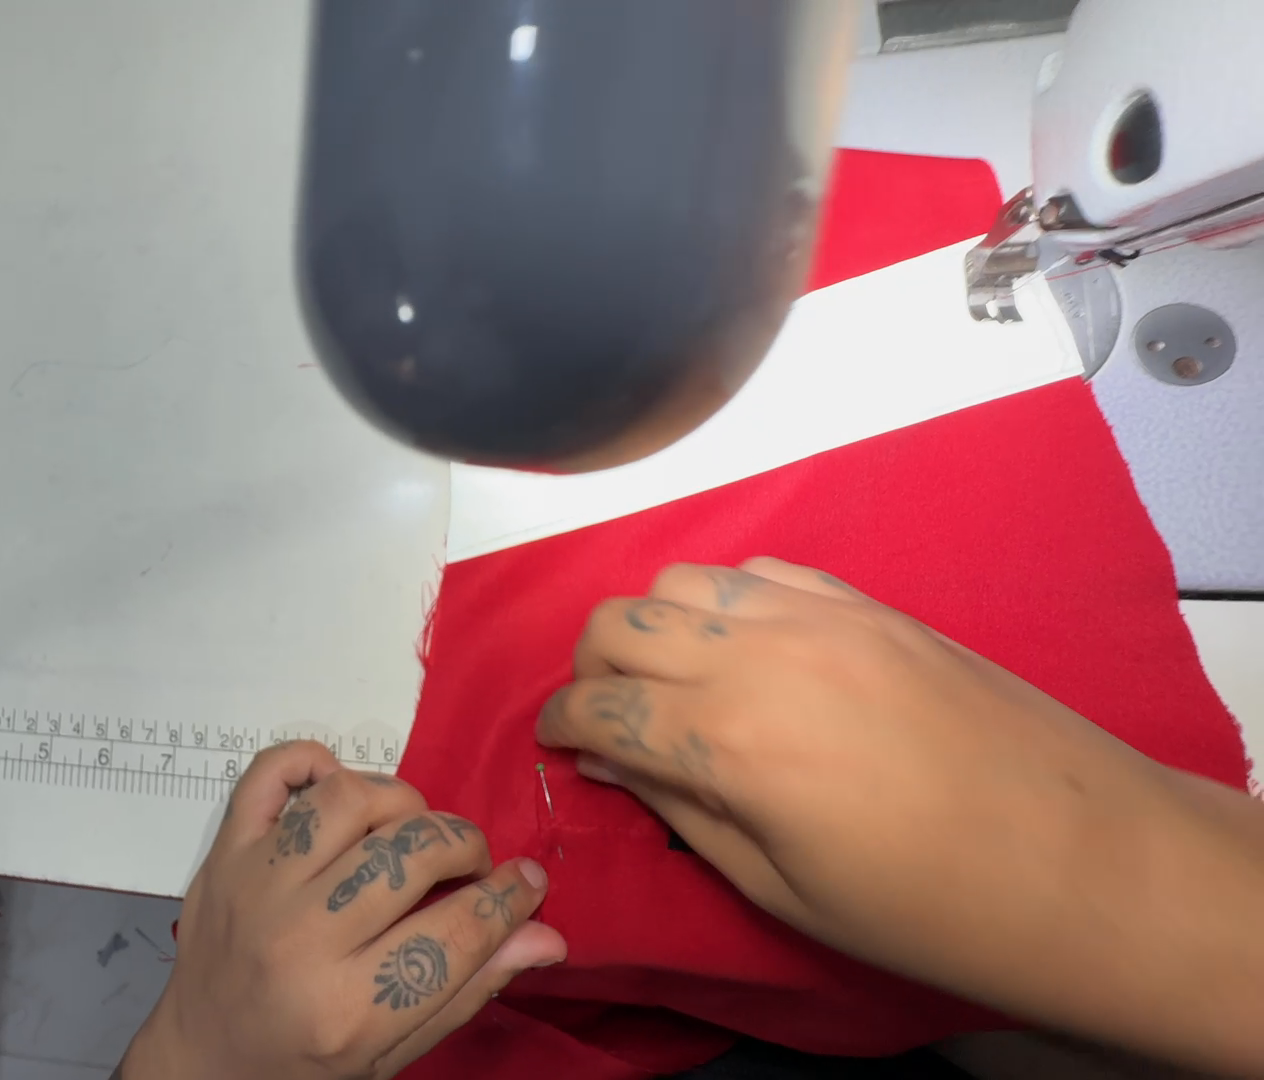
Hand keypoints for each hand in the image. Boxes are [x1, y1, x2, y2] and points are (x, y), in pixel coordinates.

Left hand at [119, 741, 564, 1079]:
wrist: (202, 1059)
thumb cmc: (304, 1061)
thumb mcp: (392, 1051)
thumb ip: (468, 988)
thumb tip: (545, 933)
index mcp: (348, 1010)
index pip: (458, 932)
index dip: (510, 898)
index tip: (527, 879)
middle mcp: (300, 939)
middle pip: (408, 855)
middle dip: (462, 845)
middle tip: (467, 860)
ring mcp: (255, 884)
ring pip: (347, 798)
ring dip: (399, 799)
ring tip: (408, 827)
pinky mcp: (225, 850)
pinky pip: (268, 772)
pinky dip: (308, 758)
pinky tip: (336, 782)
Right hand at [536, 557, 1263, 1074]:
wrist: (1101, 870)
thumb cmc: (927, 909)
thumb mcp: (776, 885)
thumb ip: (672, 805)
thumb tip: (602, 758)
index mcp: (729, 745)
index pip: (597, 709)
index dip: (558, 724)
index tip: (557, 740)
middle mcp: (755, 660)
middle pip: (616, 624)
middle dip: (588, 667)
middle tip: (607, 710)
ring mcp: (812, 618)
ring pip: (673, 581)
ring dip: (648, 626)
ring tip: (669, 672)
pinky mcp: (860, 603)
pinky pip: (752, 571)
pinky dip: (720, 601)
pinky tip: (740, 643)